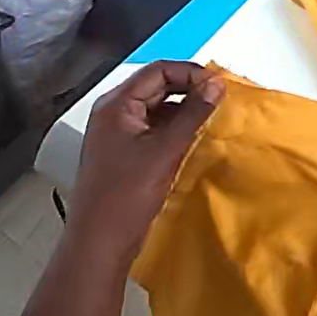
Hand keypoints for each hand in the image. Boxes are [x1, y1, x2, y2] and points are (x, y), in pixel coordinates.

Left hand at [67, 61, 223, 266]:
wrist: (98, 245)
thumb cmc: (126, 195)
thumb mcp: (165, 150)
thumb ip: (193, 114)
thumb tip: (216, 85)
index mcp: (116, 103)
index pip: (158, 70)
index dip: (190, 72)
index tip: (218, 84)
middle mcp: (113, 111)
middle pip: (155, 86)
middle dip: (188, 88)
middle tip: (218, 98)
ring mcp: (117, 132)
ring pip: (155, 106)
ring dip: (182, 108)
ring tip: (210, 116)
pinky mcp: (123, 151)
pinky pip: (152, 127)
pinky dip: (173, 127)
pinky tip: (193, 136)